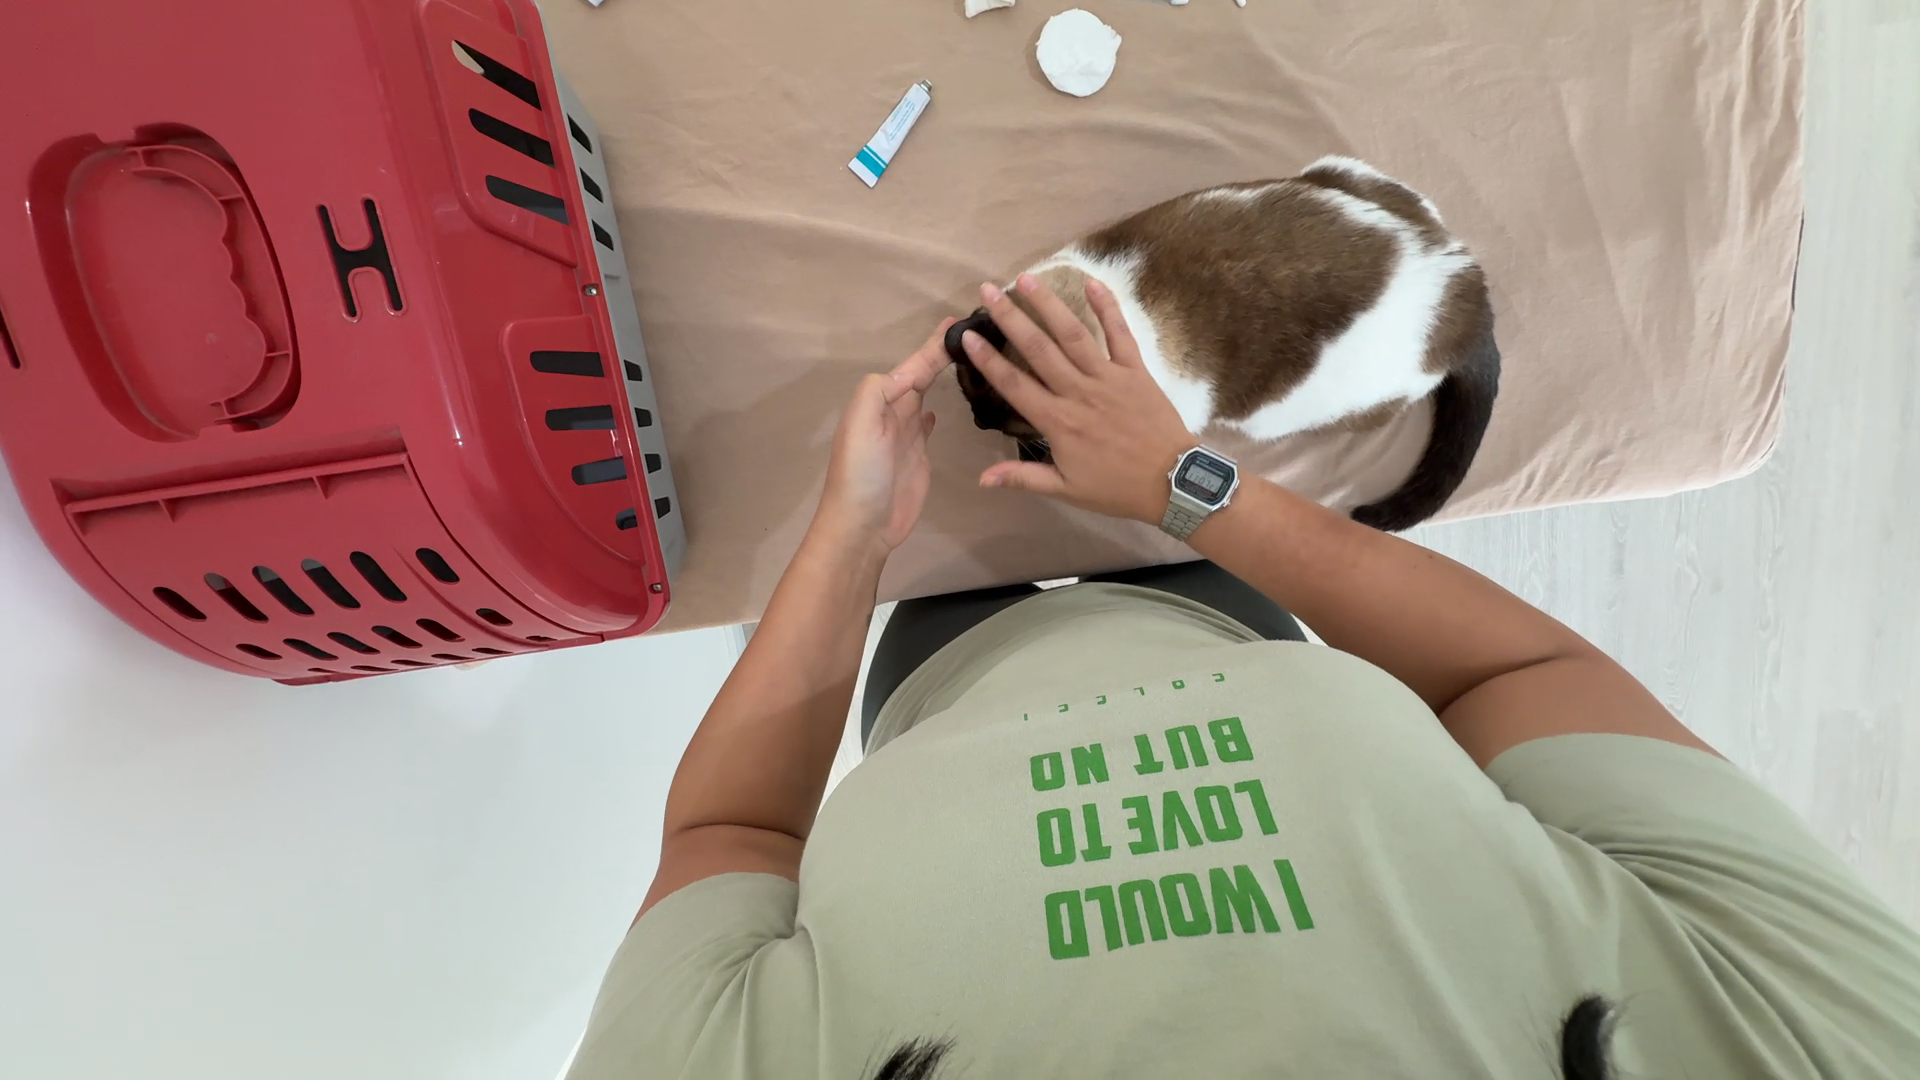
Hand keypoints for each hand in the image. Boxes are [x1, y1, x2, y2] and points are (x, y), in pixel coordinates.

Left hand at [812, 319, 955, 557]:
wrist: (862, 526)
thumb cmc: (861, 475)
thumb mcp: (860, 424)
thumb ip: (878, 391)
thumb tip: (907, 373)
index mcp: (879, 402)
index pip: (911, 367)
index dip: (932, 346)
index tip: (958, 322)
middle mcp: (893, 414)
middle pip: (918, 375)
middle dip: (938, 354)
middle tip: (969, 333)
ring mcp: (906, 436)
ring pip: (923, 395)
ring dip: (937, 376)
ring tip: (961, 359)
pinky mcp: (917, 457)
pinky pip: (927, 424)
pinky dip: (934, 409)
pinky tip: (939, 405)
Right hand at [961, 274, 1194, 523]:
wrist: (1171, 483)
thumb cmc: (1115, 489)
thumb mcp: (1065, 490)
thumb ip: (1023, 478)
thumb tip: (982, 479)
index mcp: (1057, 422)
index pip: (1014, 384)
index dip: (988, 359)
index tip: (967, 335)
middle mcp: (1078, 392)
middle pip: (1038, 349)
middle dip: (1010, 318)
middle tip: (988, 291)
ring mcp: (1108, 377)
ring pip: (1073, 334)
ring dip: (1048, 304)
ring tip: (1026, 278)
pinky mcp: (1135, 371)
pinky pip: (1120, 333)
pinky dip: (1107, 307)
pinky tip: (1091, 283)